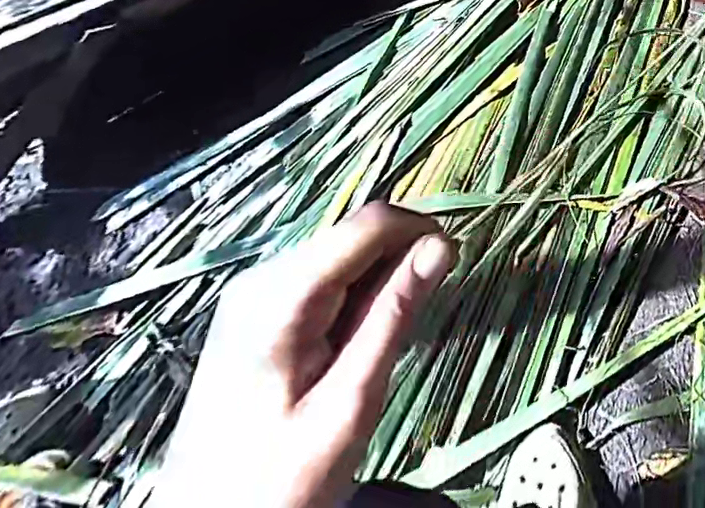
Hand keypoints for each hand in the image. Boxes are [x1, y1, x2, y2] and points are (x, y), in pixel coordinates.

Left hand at [153, 203, 457, 507]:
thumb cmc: (277, 483)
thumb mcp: (348, 405)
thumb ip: (393, 316)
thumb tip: (442, 245)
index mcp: (281, 296)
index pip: (371, 222)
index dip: (419, 233)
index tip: (449, 268)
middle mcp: (263, 276)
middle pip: (357, 234)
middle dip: (398, 261)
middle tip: (408, 324)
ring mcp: (255, 289)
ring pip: (346, 251)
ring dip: (378, 280)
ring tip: (375, 343)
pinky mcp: (257, 305)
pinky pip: (326, 274)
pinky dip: (355, 294)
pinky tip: (350, 343)